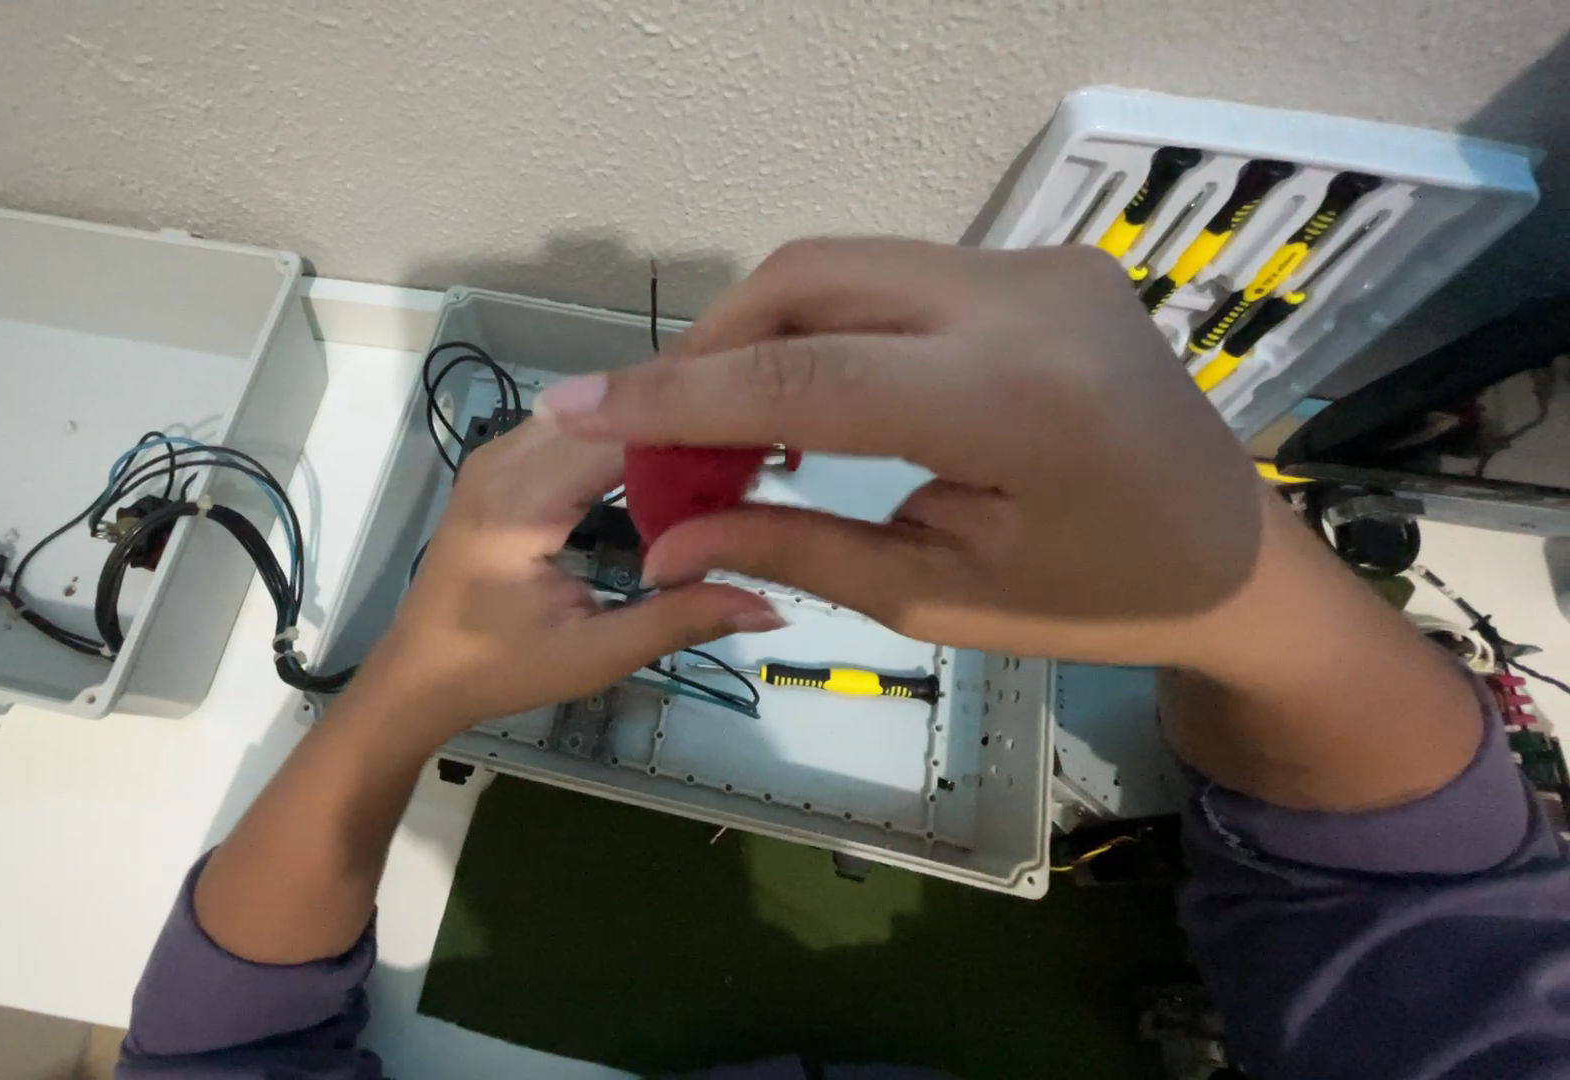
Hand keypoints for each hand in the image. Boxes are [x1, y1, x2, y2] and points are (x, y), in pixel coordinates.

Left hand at [353, 416, 781, 739]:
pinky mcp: (500, 468)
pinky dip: (618, 443)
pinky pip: (570, 433)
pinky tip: (662, 468)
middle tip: (749, 447)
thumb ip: (679, 619)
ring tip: (717, 453)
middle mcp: (504, 458)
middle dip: (676, 422)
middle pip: (606, 411)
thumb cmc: (498, 668)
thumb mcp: (592, 654)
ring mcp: (497, 456)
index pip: (620, 432)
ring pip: (590, 415)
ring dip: (649, 428)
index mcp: (520, 499)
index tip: (760, 441)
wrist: (419, 674)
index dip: (691, 429)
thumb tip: (773, 604)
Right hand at [537, 238, 1264, 669]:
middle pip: (802, 282)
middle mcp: (1021, 297)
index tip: (574, 407)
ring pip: (831, 265)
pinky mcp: (1025, 265)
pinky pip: (876, 278)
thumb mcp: (931, 598)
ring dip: (748, 336)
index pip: (799, 376)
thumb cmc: (1092, 603)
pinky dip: (804, 328)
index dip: (673, 397)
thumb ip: (789, 550)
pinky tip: (787, 392)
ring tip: (714, 423)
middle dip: (703, 356)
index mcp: (1012, 399)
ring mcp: (1030, 264)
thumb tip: (664, 547)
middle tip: (657, 436)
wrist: (1237, 558)